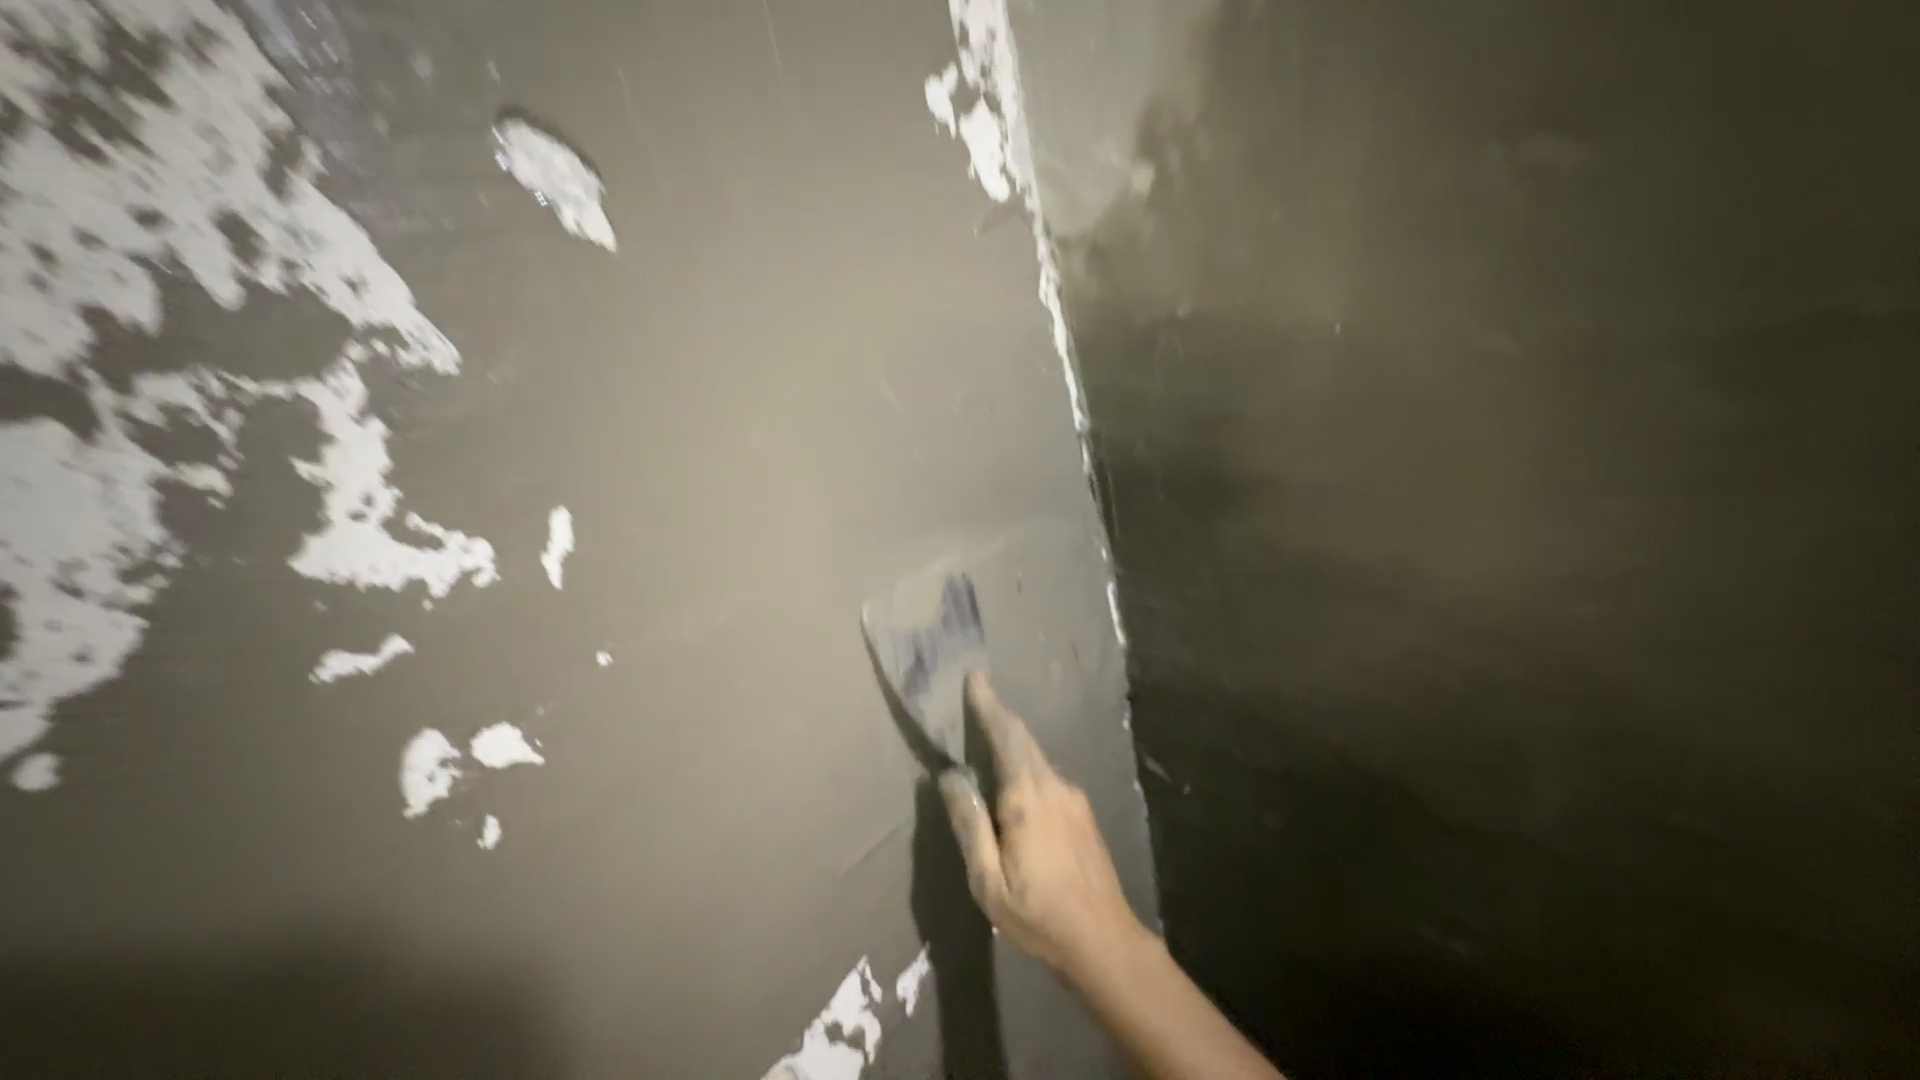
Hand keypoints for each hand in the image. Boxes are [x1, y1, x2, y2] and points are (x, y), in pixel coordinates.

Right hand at [939, 672, 1146, 977]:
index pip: (1007, 737)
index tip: (976, 677)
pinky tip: (1016, 790)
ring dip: (1013, 748)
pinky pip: (1048, 780)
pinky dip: (1027, 772)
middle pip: (1025, 742)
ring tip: (987, 745)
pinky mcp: (1084, 816)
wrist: (1104, 941)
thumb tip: (950, 777)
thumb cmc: (1038, 915)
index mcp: (1029, 798)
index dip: (990, 706)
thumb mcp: (988, 881)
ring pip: (1037, 762)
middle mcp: (1056, 787)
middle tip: (977, 699)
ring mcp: (1075, 800)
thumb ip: (970, 824)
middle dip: (1000, 718)